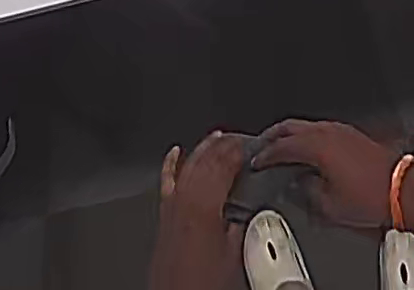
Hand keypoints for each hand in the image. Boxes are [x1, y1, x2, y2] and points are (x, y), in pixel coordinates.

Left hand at [149, 131, 248, 289]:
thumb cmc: (203, 282)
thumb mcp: (234, 254)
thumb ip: (242, 225)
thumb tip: (249, 210)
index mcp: (205, 204)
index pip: (224, 165)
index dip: (237, 152)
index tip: (249, 145)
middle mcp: (186, 197)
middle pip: (207, 160)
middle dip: (224, 146)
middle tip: (238, 138)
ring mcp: (173, 202)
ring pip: (189, 163)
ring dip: (203, 148)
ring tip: (216, 137)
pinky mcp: (165, 212)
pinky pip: (167, 179)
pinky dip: (170, 162)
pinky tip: (175, 152)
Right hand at [252, 119, 400, 229]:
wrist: (402, 189)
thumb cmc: (371, 196)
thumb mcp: (331, 206)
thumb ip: (307, 192)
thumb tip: (298, 186)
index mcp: (316, 145)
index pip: (282, 146)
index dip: (266, 155)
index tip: (257, 161)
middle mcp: (325, 131)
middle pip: (289, 127)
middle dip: (272, 136)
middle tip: (261, 147)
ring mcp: (338, 129)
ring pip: (304, 125)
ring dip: (289, 134)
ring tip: (282, 147)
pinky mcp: (349, 133)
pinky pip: (319, 128)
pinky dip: (306, 135)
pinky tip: (308, 148)